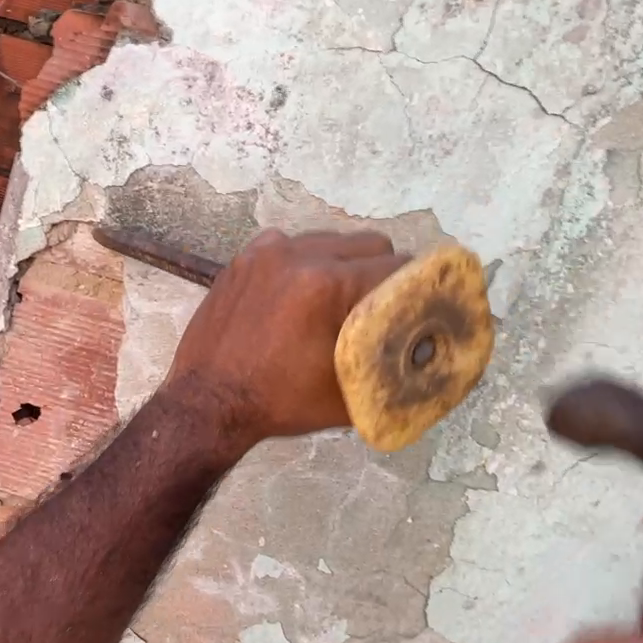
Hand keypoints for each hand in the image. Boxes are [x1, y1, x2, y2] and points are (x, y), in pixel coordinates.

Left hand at [161, 229, 405, 447]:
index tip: (422, 305)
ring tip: (340, 301)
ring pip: (329, 240)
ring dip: (344, 264)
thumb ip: (396, 363)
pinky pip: (292, 245)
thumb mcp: (350, 390)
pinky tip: (303, 292)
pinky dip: (306, 262)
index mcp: (324, 284)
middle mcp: (295, 255)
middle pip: (368, 244)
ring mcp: (263, 253)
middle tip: (382, 306)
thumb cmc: (279, 402)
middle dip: (383, 273)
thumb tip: (436, 350)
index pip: (398, 267)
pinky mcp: (242, 259)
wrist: (206, 400)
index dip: (419, 287)